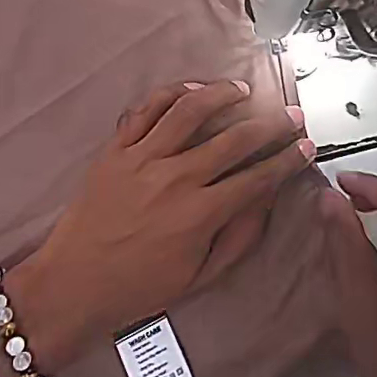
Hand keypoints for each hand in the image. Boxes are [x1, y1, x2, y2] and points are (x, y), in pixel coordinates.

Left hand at [7, 81, 312, 369]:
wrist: (73, 284)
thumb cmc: (137, 286)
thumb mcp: (199, 276)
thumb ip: (239, 237)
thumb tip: (265, 200)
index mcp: (199, 214)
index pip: (258, 177)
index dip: (288, 159)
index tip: (304, 146)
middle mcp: (175, 179)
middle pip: (235, 138)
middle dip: (271, 124)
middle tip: (289, 115)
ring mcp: (142, 159)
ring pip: (190, 110)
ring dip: (223, 94)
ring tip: (242, 90)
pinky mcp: (116, 150)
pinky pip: (145, 110)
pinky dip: (170, 94)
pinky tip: (190, 91)